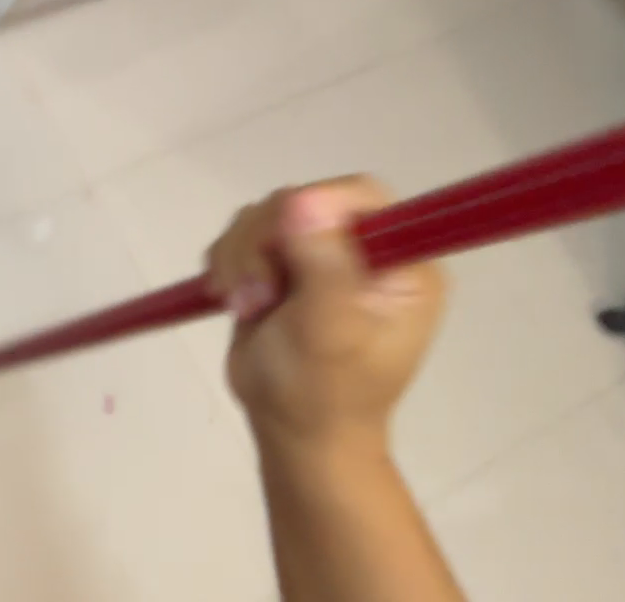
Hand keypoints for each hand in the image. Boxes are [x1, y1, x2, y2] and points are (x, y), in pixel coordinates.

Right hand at [205, 178, 447, 453]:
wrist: (292, 429)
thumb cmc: (322, 391)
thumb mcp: (328, 331)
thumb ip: (323, 265)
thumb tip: (303, 200)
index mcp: (399, 262)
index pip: (358, 195)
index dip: (313, 206)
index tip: (279, 242)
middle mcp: (360, 251)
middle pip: (294, 203)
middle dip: (260, 246)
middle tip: (256, 297)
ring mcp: (315, 256)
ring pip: (258, 219)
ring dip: (238, 259)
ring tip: (244, 307)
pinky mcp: (276, 265)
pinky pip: (238, 236)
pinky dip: (225, 264)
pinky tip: (233, 299)